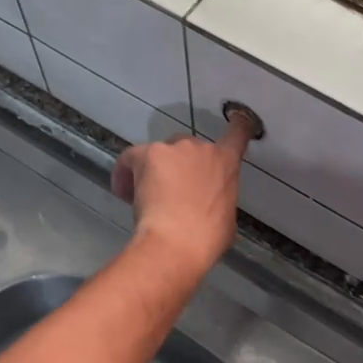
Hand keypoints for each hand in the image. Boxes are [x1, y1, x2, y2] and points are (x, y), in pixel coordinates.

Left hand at [110, 111, 254, 275]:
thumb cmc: (207, 239)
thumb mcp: (226, 220)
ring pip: (160, 153)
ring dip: (153, 170)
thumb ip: (219, 202)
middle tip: (170, 193)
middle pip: (187, 147)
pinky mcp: (147, 154)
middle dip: (179, 166)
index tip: (235, 119)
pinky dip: (125, 174)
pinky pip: (131, 158)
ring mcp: (173, 149)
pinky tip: (124, 194)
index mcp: (226, 164)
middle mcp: (201, 148)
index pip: (238, 133)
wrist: (176, 243)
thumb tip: (208, 206)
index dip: (237, 125)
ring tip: (144, 196)